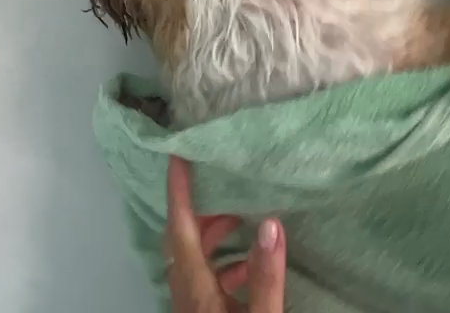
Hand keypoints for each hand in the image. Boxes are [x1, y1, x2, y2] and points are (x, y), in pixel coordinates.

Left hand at [163, 156, 284, 312]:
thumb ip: (265, 277)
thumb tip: (271, 223)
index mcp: (193, 284)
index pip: (180, 225)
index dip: (179, 188)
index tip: (178, 153)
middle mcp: (184, 289)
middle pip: (183, 235)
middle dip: (201, 205)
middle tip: (223, 181)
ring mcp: (189, 302)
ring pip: (192, 254)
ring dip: (213, 232)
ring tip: (241, 217)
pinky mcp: (198, 310)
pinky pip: (202, 274)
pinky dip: (221, 260)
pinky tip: (248, 264)